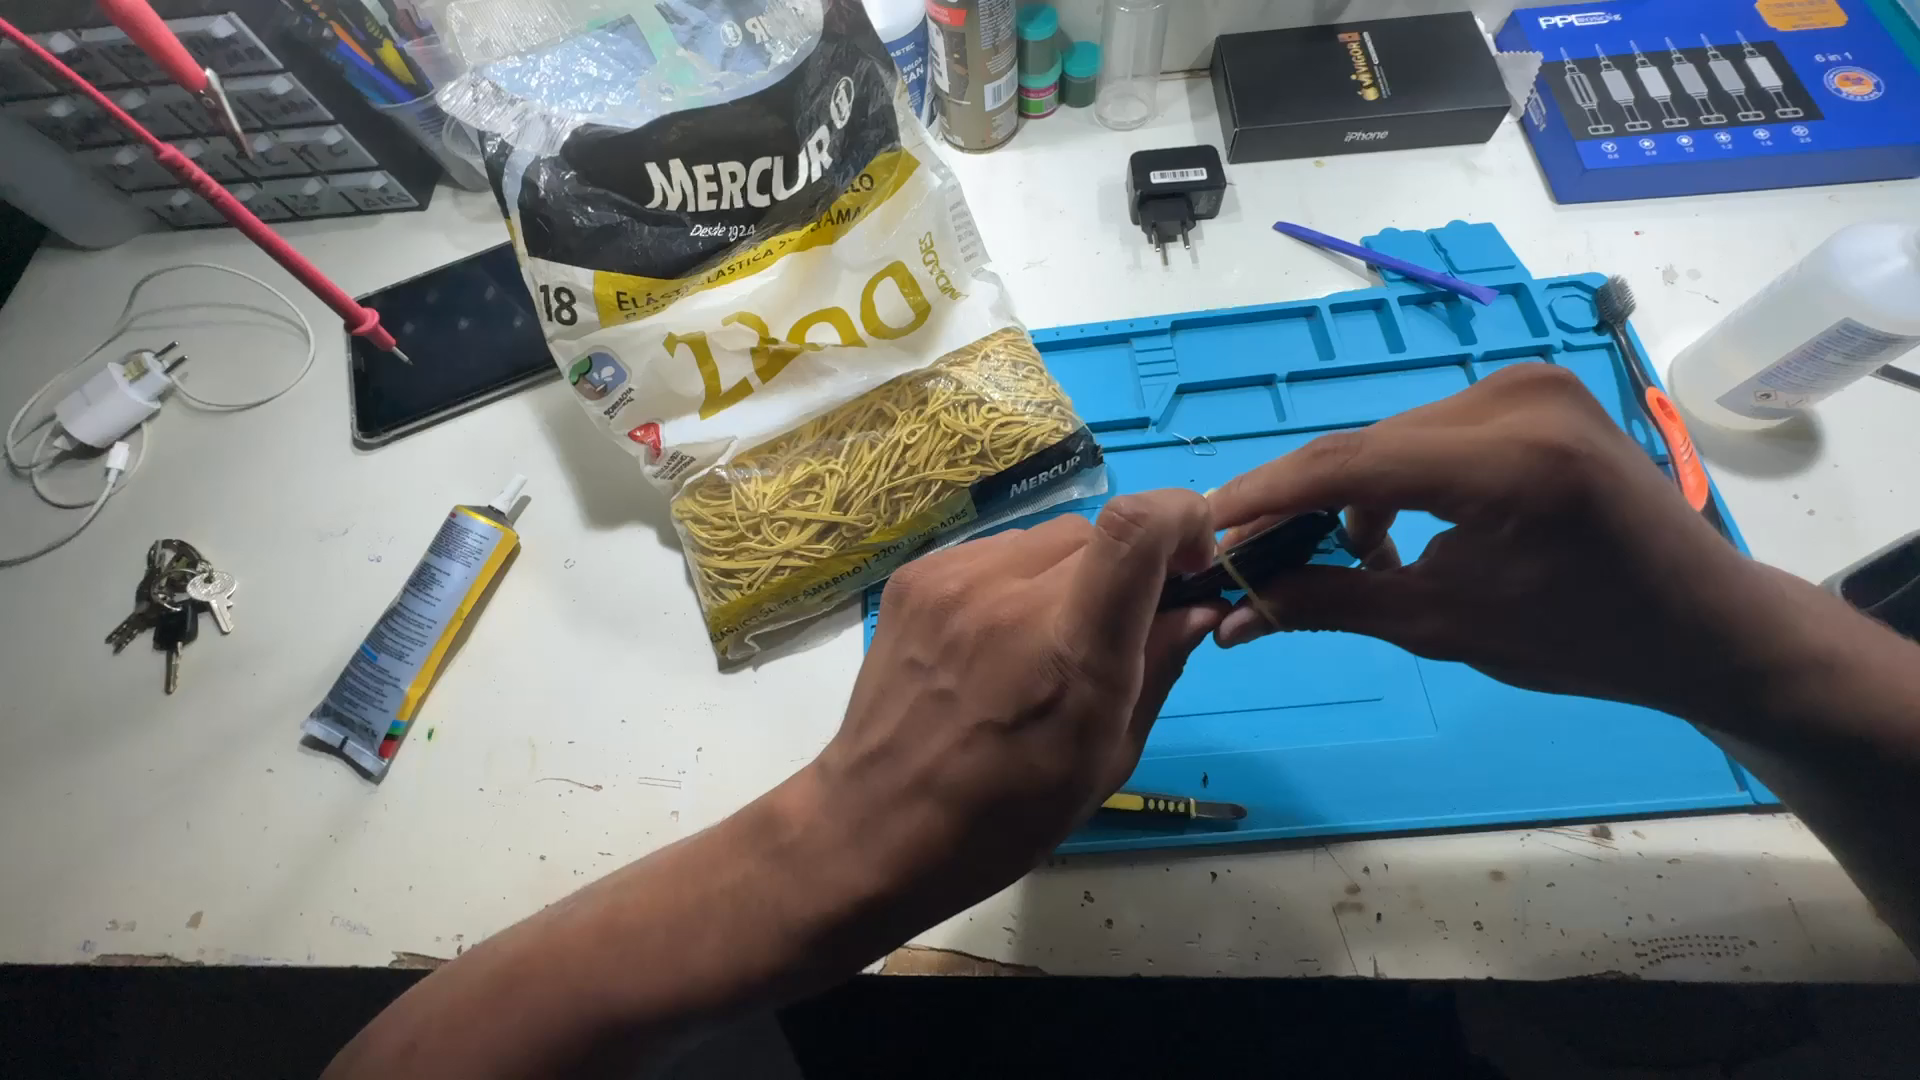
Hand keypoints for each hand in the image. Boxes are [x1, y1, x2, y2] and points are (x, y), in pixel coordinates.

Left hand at [804, 491, 1223, 920]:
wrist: (878, 822)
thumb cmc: (1006, 815)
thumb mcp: (1107, 758)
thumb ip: (1159, 665)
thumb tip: (1197, 606)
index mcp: (1067, 649)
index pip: (1135, 528)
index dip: (1182, 518)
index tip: (1192, 559)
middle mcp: (1006, 594)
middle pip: (1097, 531)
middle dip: (1125, 567)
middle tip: (1113, 622)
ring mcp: (951, 578)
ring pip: (1045, 538)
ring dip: (1067, 573)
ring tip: (1042, 637)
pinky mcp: (914, 575)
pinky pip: (994, 552)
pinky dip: (1015, 580)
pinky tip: (994, 635)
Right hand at [1207, 363, 1773, 714]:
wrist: (1703, 624)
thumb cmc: (1580, 639)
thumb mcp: (1436, 626)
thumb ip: (1322, 606)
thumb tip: (1225, 620)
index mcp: (1512, 464)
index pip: (1349, 464)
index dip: (1263, 495)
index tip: (1202, 526)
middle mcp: (1515, 399)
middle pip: (1359, 450)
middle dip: (1295, 505)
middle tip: (1250, 556)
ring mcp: (1523, 386)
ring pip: (1381, 441)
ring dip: (1343, 496)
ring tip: (1346, 557)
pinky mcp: (1524, 393)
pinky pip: (1418, 435)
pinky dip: (1387, 481)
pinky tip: (1393, 529)